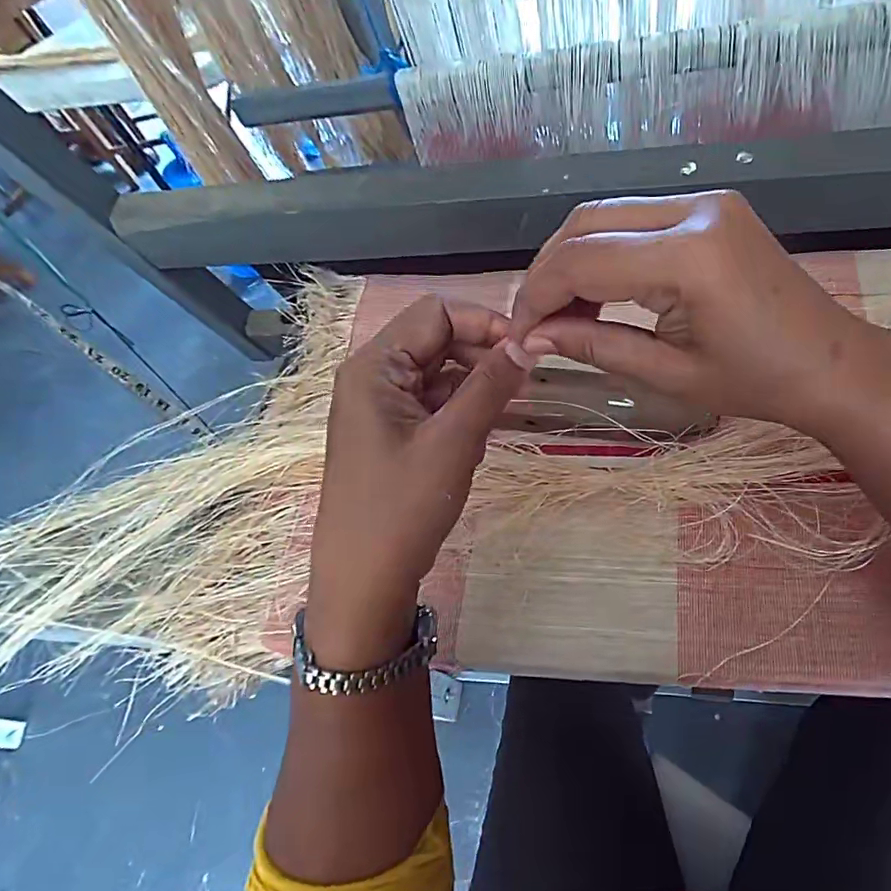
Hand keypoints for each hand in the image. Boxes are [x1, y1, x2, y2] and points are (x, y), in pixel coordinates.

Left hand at [305, 294, 536, 670]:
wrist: (363, 578)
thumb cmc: (402, 508)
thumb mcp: (453, 442)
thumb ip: (490, 386)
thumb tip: (527, 344)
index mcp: (374, 366)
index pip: (435, 312)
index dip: (484, 322)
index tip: (527, 350)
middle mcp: (370, 377)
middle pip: (435, 340)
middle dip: (480, 355)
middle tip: (523, 385)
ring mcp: (377, 408)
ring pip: (436, 375)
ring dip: (472, 387)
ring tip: (502, 415)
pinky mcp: (388, 435)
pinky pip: (429, 405)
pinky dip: (457, 413)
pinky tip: (478, 438)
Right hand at [511, 190, 890, 433]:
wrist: (830, 364)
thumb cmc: (757, 383)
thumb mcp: (669, 374)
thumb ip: (595, 348)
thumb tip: (530, 340)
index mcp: (687, 257)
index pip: (581, 260)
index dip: (536, 297)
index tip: (517, 335)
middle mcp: (693, 210)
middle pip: (586, 223)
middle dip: (546, 273)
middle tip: (531, 324)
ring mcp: (705, 201)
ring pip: (606, 216)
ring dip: (572, 261)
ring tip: (559, 315)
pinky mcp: (711, 208)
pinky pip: (636, 222)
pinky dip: (605, 254)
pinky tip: (597, 295)